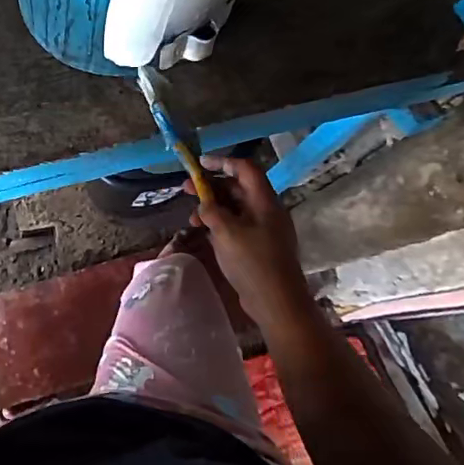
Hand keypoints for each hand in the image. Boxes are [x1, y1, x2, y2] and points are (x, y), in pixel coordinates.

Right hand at [188, 155, 314, 323]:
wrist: (277, 302)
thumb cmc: (253, 262)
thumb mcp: (226, 232)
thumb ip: (212, 212)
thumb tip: (205, 205)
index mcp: (264, 201)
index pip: (245, 169)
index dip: (223, 162)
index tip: (200, 164)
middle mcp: (266, 211)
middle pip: (238, 188)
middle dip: (211, 187)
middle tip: (186, 189)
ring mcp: (264, 229)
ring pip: (235, 208)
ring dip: (212, 207)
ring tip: (192, 218)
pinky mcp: (259, 245)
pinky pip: (237, 225)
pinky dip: (220, 224)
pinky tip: (204, 232)